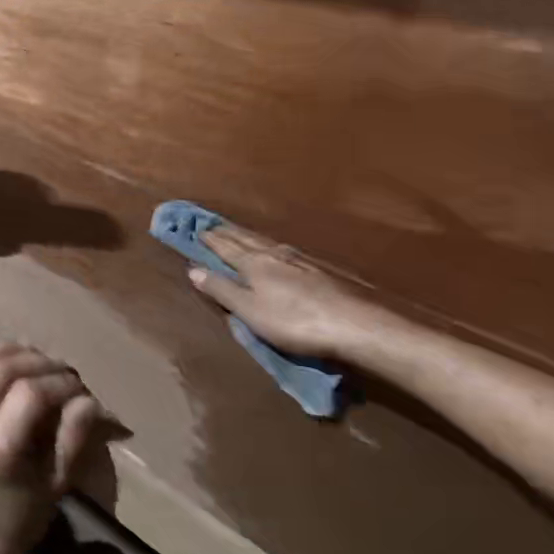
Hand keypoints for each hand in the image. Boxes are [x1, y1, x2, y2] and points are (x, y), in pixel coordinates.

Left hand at [0, 325, 100, 553]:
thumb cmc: (24, 512)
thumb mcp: (59, 482)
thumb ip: (74, 436)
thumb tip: (91, 398)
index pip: (29, 393)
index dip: (60, 382)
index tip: (80, 386)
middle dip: (37, 361)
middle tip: (62, 370)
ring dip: (4, 347)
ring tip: (32, 356)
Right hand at [189, 225, 405, 360]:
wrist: (360, 329)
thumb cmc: (294, 321)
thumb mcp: (249, 310)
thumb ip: (221, 289)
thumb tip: (192, 268)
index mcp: (254, 265)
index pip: (225, 248)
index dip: (210, 240)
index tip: (195, 230)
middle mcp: (275, 257)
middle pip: (247, 241)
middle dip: (228, 233)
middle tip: (213, 224)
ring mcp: (302, 264)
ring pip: (268, 244)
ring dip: (250, 237)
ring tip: (240, 232)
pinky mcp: (322, 274)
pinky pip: (287, 253)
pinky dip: (274, 248)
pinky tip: (280, 250)